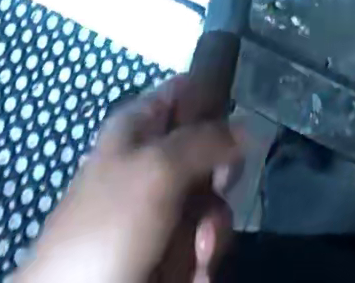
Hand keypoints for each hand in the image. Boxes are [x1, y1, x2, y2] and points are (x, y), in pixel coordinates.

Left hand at [19, 75, 240, 282]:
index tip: (232, 131)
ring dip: (212, 234)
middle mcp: (149, 164)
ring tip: (198, 258)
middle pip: (208, 154)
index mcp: (137, 128)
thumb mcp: (159, 168)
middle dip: (220, 183)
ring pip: (210, 207)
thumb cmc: (108, 229)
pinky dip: (202, 266)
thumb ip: (207, 139)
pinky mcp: (161, 260)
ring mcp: (155, 215)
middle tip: (213, 197)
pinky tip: (193, 279)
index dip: (214, 104)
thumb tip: (245, 128)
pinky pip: (200, 250)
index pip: (185, 91)